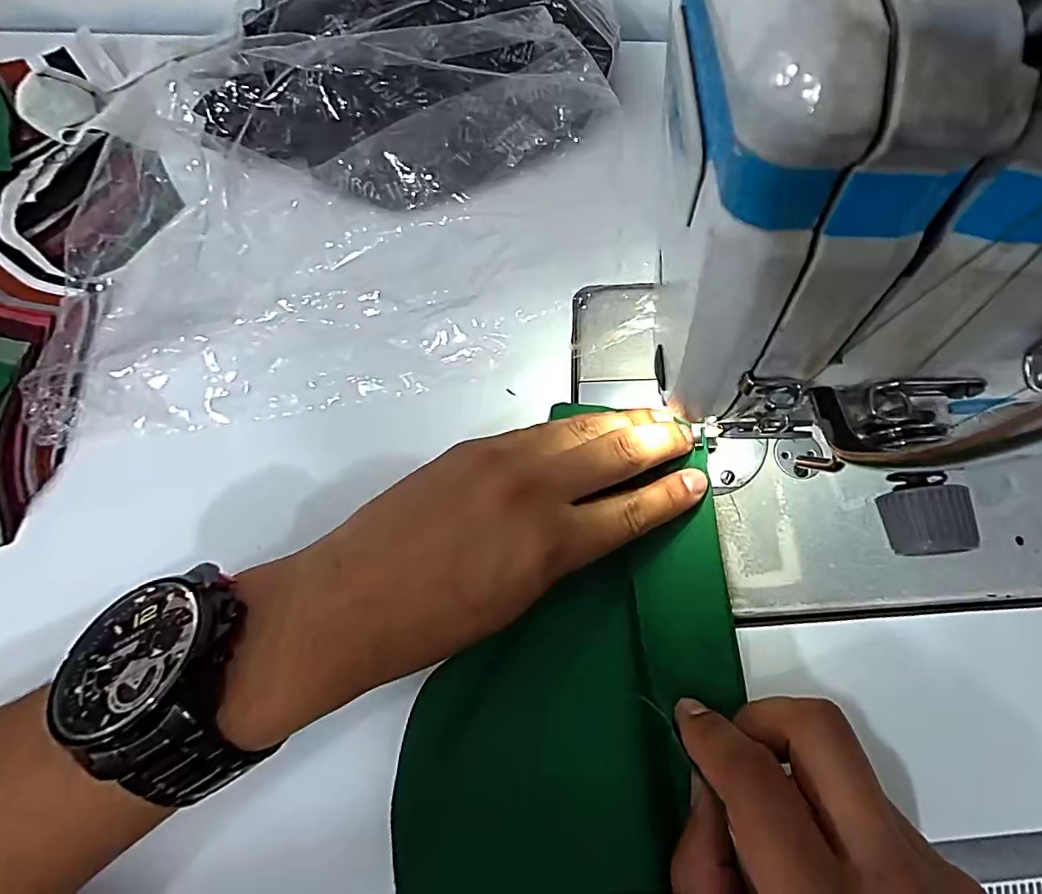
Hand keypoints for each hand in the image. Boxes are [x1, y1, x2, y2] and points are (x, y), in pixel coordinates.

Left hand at [218, 409, 706, 747]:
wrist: (345, 600)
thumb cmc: (434, 623)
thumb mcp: (518, 600)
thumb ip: (566, 552)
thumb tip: (597, 520)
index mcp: (550, 545)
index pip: (630, 511)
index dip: (670, 494)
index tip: (697, 478)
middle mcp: (534, 491)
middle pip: (614, 453)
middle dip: (656, 440)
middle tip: (685, 432)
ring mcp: (502, 459)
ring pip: (580, 430)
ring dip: (621, 421)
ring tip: (651, 416)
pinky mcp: (475, 446)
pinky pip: (541, 431)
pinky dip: (577, 427)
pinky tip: (592, 425)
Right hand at [672, 697, 977, 893]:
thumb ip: (707, 873)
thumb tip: (712, 793)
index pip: (760, 784)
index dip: (712, 739)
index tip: (691, 720)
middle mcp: (895, 879)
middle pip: (821, 731)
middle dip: (762, 718)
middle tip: (733, 743)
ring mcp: (936, 874)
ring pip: (849, 769)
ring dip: (796, 775)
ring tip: (772, 833)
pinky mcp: (954, 877)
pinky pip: (876, 811)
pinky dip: (832, 818)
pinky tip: (819, 873)